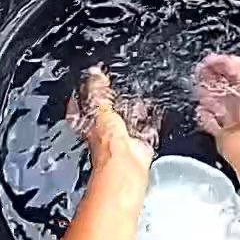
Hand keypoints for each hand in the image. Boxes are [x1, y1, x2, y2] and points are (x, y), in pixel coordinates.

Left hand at [66, 66, 156, 189]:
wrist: (127, 165)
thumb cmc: (108, 144)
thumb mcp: (99, 109)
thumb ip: (97, 91)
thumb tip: (94, 73)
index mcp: (91, 124)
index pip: (86, 107)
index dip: (88, 95)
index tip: (93, 83)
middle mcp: (106, 133)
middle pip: (108, 114)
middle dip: (115, 104)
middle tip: (117, 91)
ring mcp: (123, 140)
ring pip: (128, 122)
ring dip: (134, 112)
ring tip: (138, 101)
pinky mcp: (140, 146)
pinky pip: (146, 131)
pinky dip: (150, 123)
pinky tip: (153, 116)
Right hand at [193, 55, 239, 199]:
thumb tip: (232, 62)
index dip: (225, 64)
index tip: (210, 60)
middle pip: (228, 88)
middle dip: (213, 78)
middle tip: (200, 71)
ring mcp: (237, 123)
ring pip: (218, 104)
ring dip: (207, 94)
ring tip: (196, 85)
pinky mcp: (226, 138)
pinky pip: (212, 124)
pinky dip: (205, 116)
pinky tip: (199, 109)